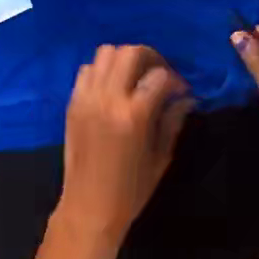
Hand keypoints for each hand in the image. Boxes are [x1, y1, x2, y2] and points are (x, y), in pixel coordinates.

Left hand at [48, 45, 191, 258]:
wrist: (89, 206)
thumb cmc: (131, 190)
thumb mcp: (161, 157)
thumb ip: (172, 121)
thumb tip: (185, 98)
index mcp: (133, 115)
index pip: (159, 76)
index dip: (176, 79)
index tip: (181, 91)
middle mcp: (107, 99)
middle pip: (130, 52)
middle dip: (151, 58)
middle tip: (160, 75)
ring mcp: (85, 99)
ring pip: (105, 54)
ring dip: (124, 60)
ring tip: (135, 78)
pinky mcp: (72, 103)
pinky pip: (86, 70)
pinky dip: (102, 71)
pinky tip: (113, 88)